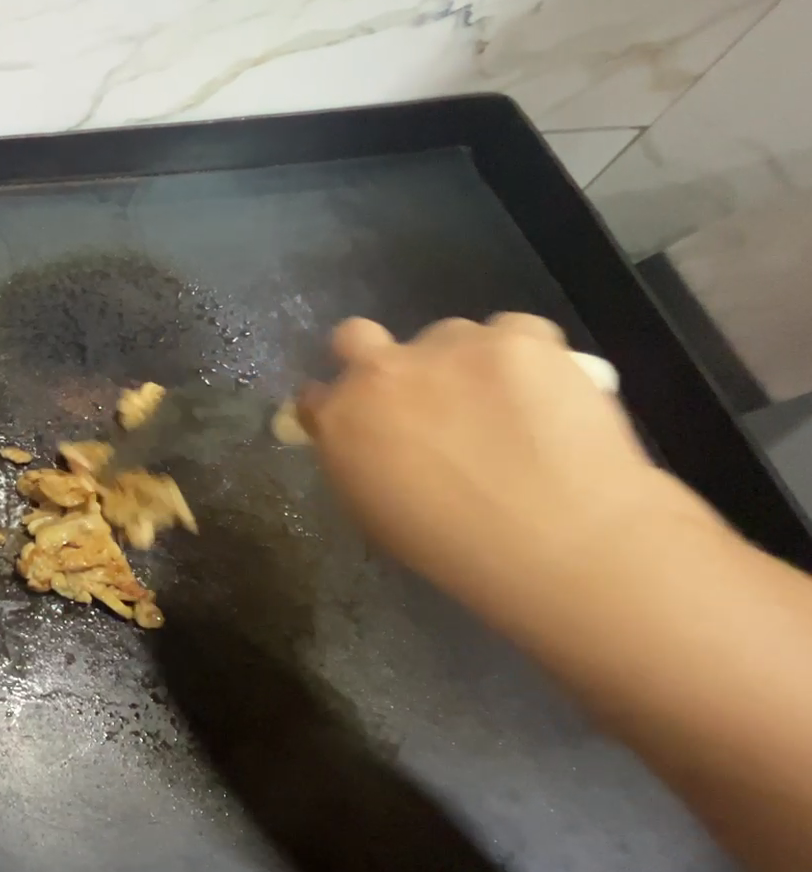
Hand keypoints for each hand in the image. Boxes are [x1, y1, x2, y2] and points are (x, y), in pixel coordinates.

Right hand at [299, 314, 716, 616]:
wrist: (557, 537)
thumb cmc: (449, 541)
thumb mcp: (369, 505)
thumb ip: (355, 455)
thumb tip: (367, 435)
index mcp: (339, 417)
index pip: (314, 394)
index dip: (336, 404)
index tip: (359, 420)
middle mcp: (380, 372)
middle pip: (354, 336)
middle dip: (371, 355)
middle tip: (411, 391)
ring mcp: (448, 348)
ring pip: (445, 335)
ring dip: (459, 362)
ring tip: (500, 403)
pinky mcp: (517, 339)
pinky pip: (511, 330)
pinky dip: (521, 354)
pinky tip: (540, 389)